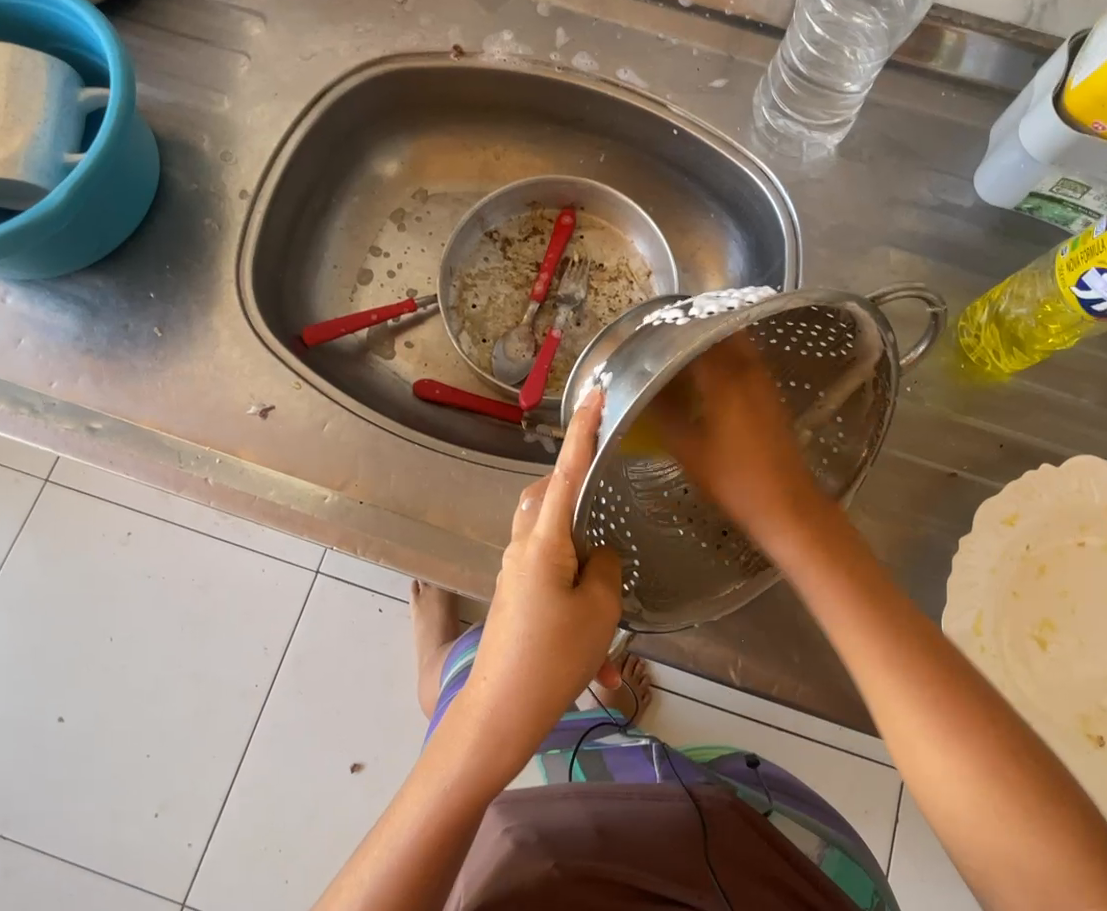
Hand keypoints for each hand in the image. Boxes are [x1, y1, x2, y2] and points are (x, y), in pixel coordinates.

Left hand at [445, 390, 622, 775]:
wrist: (500, 711)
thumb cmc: (553, 656)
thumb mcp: (598, 610)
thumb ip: (604, 567)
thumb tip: (596, 553)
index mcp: (543, 540)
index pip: (568, 472)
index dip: (584, 432)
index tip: (594, 394)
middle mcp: (522, 546)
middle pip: (548, 497)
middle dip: (575, 490)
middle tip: (606, 502)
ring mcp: (514, 571)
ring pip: (548, 536)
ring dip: (577, 547)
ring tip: (605, 588)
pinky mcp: (514, 595)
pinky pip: (546, 569)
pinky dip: (571, 583)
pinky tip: (592, 637)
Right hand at [645, 335, 829, 535]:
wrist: (786, 505)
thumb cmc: (733, 479)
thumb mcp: (687, 448)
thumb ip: (662, 412)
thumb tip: (639, 389)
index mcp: (725, 376)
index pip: (693, 335)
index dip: (668, 332)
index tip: (645, 335)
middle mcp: (748, 368)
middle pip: (717, 331)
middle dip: (689, 330)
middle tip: (661, 340)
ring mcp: (763, 380)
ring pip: (733, 344)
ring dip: (707, 343)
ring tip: (677, 355)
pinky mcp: (770, 395)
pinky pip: (743, 361)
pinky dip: (722, 359)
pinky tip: (702, 379)